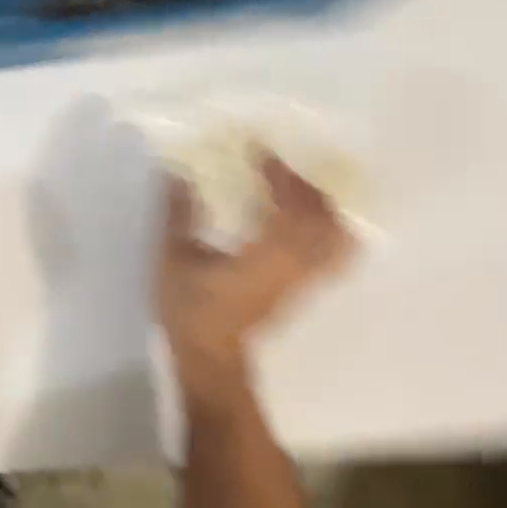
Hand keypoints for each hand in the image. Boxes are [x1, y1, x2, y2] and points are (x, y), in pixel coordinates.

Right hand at [157, 156, 352, 400]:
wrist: (210, 357)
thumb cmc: (189, 308)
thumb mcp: (172, 258)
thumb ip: (179, 214)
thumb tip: (177, 174)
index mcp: (267, 254)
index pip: (288, 204)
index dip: (278, 172)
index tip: (259, 150)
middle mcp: (296, 264)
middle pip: (322, 216)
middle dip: (303, 185)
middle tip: (275, 166)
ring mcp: (305, 279)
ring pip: (334, 235)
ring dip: (320, 206)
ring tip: (294, 190)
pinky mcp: (302, 288)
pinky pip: (331, 252)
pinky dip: (325, 229)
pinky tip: (301, 222)